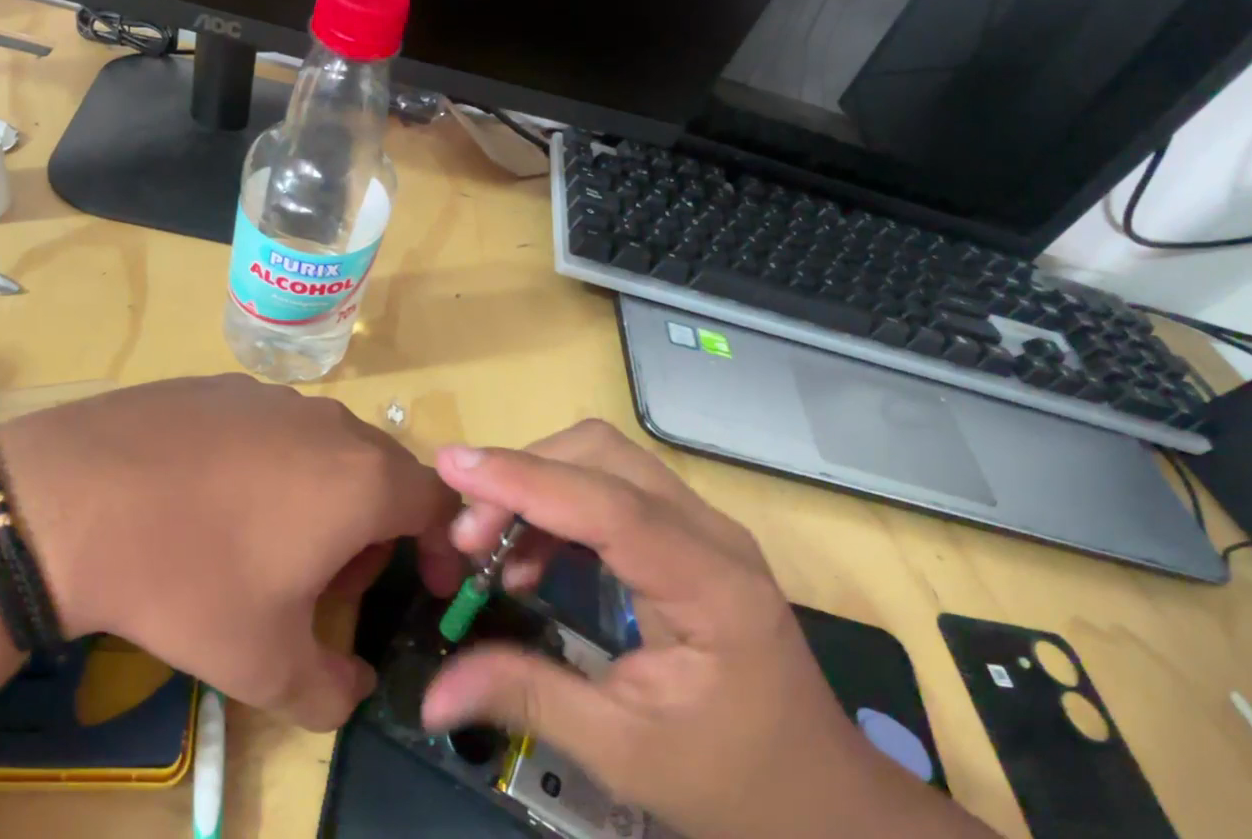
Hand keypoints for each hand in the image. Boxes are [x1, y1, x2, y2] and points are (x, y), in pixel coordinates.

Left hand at [0, 375, 459, 730]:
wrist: (67, 504)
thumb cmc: (189, 582)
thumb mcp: (265, 665)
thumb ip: (331, 691)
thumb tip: (354, 689)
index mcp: (363, 479)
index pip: (439, 502)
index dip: (443, 545)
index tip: (422, 584)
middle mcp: (329, 423)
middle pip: (383, 473)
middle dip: (376, 530)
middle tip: (330, 580)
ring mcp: (270, 396)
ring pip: (325, 447)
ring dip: (322, 496)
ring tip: (263, 541)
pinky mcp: (216, 385)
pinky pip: (269, 427)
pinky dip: (268, 465)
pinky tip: (208, 499)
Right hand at [422, 421, 995, 838]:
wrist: (818, 793)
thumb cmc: (731, 776)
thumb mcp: (624, 750)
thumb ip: (529, 699)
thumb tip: (432, 695)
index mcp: (712, 586)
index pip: (611, 506)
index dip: (526, 480)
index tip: (452, 466)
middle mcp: (712, 535)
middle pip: (605, 458)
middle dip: (524, 477)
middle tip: (465, 537)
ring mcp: (703, 530)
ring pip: (604, 463)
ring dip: (536, 488)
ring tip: (483, 549)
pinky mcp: (687, 538)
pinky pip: (610, 491)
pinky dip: (557, 508)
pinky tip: (526, 560)